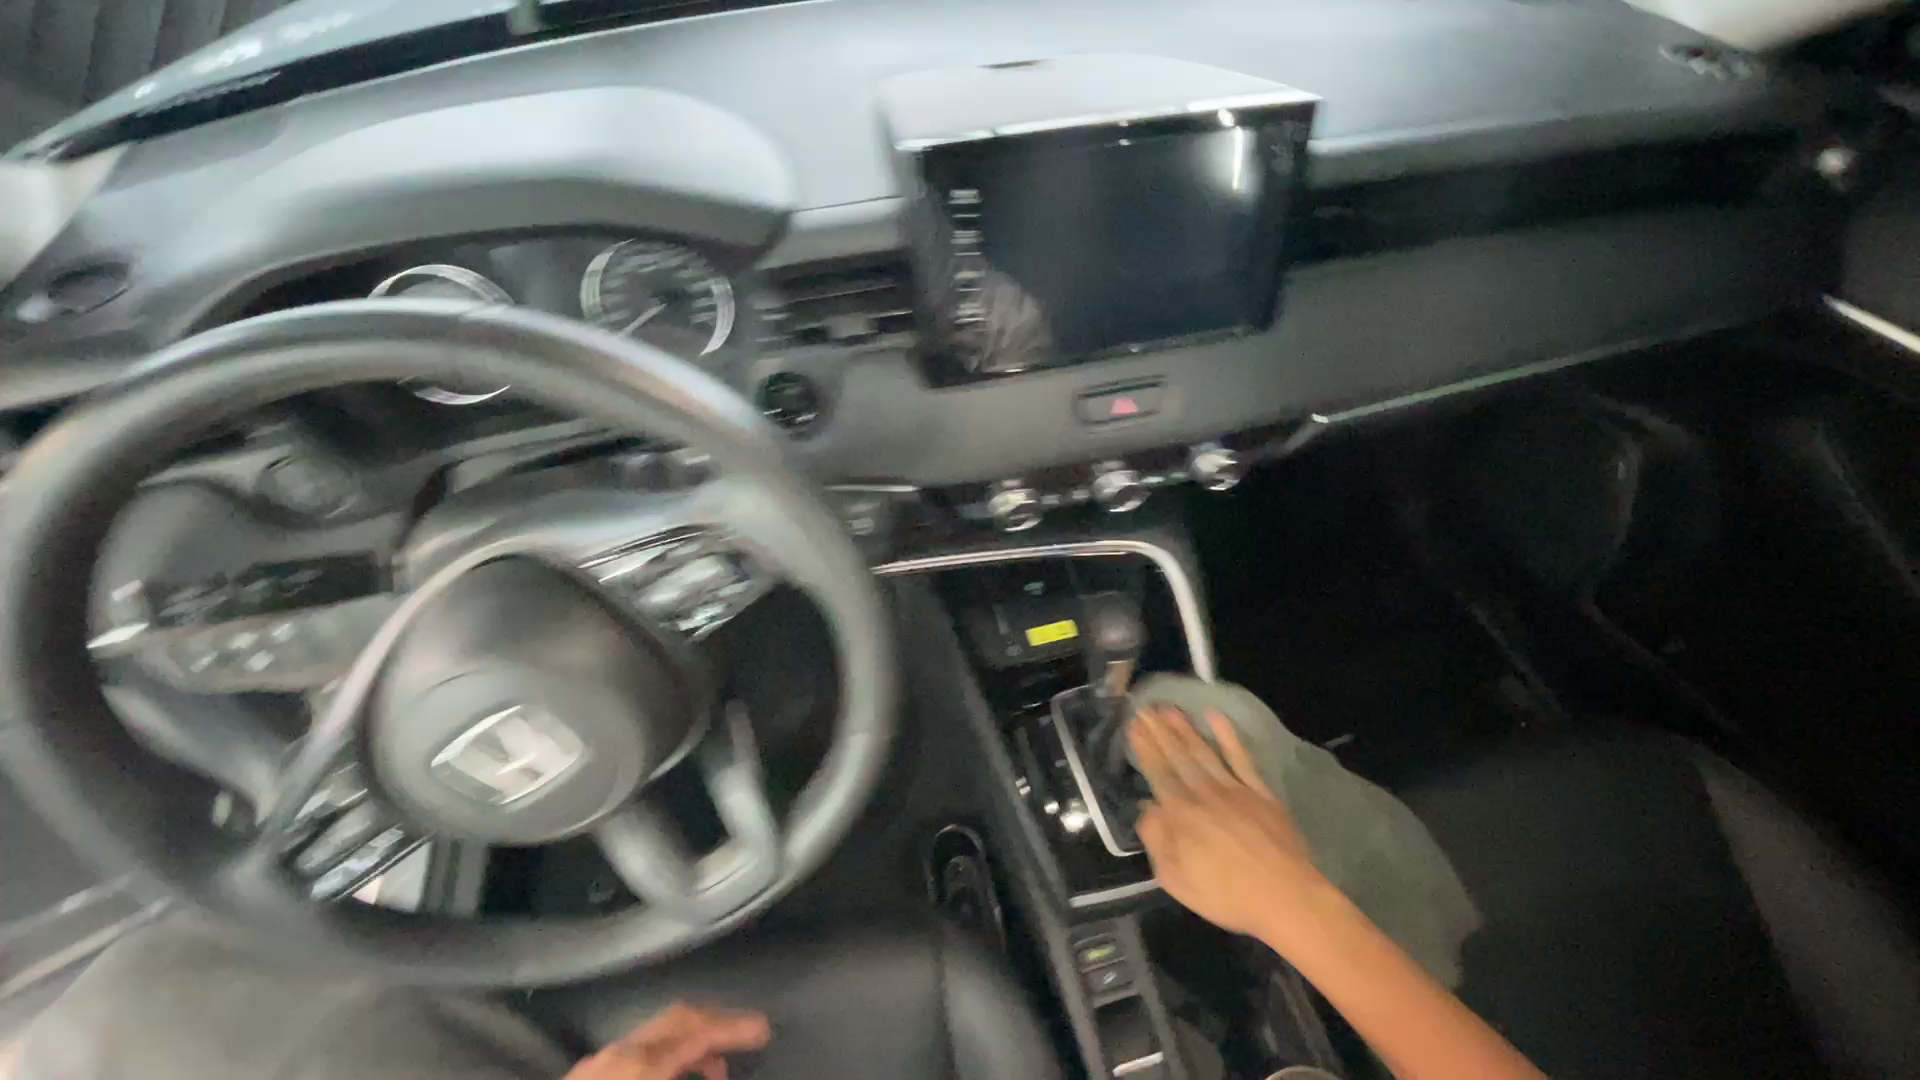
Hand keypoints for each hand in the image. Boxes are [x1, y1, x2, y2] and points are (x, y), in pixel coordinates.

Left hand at [563, 1003, 770, 1079]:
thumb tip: (720, 1074)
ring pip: (654, 1036)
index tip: (764, 1031)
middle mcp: (619, 1054)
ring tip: (712, 1075)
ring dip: (689, 1044)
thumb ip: (697, 1078)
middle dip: (715, 1024)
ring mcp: (595, 1066)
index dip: (735, 1027)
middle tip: (745, 1038)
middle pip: (677, 1019)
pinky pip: (634, 1054)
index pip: (699, 1030)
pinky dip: (663, 1058)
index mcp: (642, 1065)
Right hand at [1129, 705, 1329, 940]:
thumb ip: (1156, 839)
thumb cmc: (1226, 894)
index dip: (1144, 748)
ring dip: (1184, 728)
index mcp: (1180, 814)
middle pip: (1177, 756)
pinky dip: (1227, 736)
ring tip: (1169, 708)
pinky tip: (1215, 717)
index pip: (1157, 772)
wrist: (1286, 897)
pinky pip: (1240, 758)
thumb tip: (1146, 807)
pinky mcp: (1260, 792)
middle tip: (1145, 708)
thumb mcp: (1175, 878)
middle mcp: (1204, 793)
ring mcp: (1234, 789)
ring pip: (1204, 751)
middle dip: (1159, 731)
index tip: (1134, 725)